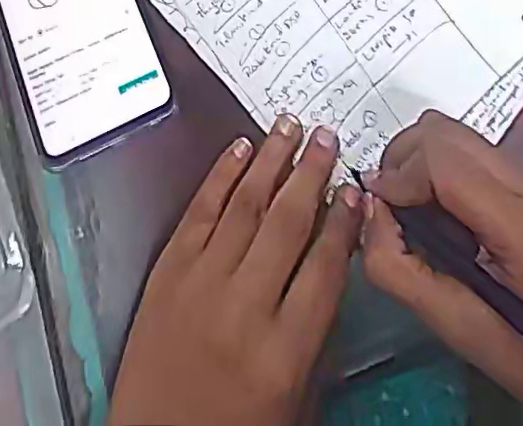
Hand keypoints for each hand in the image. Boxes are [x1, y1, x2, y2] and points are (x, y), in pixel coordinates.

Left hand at [109, 116, 363, 425]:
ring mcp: (200, 281)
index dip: (344, 223)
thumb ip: (314, 331)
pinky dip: (222, 174)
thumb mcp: (293, 397)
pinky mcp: (168, 268)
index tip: (354, 191)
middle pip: (287, 222)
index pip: (325, 268)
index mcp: (284, 351)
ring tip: (289, 126)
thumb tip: (331, 261)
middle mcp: (243, 306)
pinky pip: (200, 208)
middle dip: (311, 173)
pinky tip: (240, 149)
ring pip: (245, 204)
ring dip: (271, 159)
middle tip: (326, 137)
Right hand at [362, 112, 522, 425]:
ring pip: (455, 133)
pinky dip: (439, 166)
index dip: (399, 175)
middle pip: (446, 134)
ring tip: (415, 203)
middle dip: (404, 160)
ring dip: (420, 159)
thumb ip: (394, 264)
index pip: (444, 163)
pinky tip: (442, 207)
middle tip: (392, 201)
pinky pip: (469, 149)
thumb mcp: (451, 324)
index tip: (378, 201)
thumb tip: (370, 207)